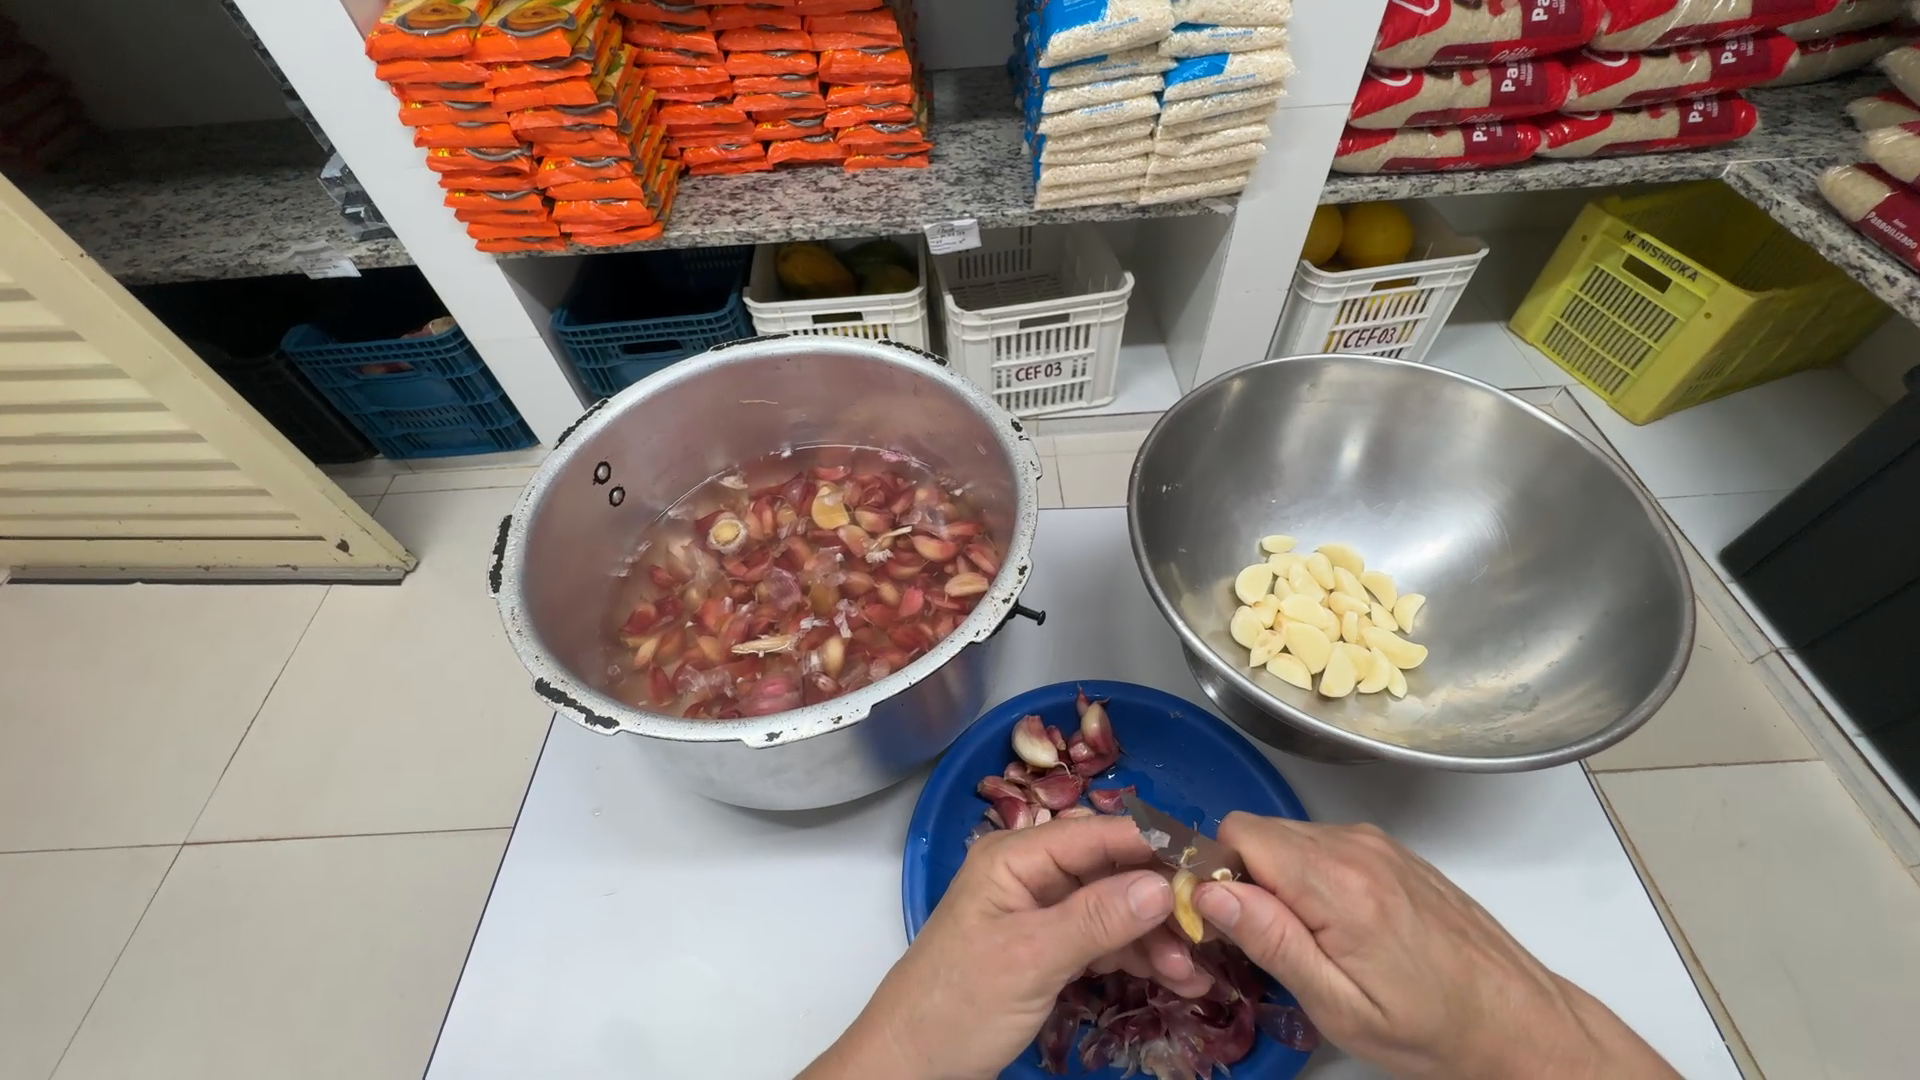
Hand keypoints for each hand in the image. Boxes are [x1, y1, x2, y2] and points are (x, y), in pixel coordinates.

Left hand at [800, 815, 1205, 1079]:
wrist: (911, 1064)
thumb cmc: (959, 1002)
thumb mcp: (1030, 958)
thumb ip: (1096, 919)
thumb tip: (1162, 885)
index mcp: (1015, 856)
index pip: (1093, 834)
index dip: (1150, 843)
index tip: (1206, 860)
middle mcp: (1030, 873)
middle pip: (1106, 868)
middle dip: (1157, 894)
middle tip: (1207, 923)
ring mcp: (1039, 911)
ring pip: (1110, 906)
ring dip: (1152, 933)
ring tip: (1195, 967)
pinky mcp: (1047, 948)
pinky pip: (1101, 939)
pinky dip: (1134, 955)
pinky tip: (1172, 976)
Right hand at [1193, 814, 1680, 1079]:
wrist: (1526, 1027)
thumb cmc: (1431, 1033)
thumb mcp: (1340, 1009)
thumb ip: (1271, 941)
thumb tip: (1206, 891)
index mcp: (1336, 883)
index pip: (1238, 833)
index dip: (1219, 870)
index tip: (1230, 920)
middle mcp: (1352, 845)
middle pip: (1258, 831)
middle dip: (1245, 875)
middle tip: (1269, 938)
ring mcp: (1373, 841)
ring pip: (1286, 835)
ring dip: (1277, 874)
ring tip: (1310, 935)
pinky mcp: (1388, 846)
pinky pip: (1319, 841)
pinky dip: (1308, 871)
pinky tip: (1339, 920)